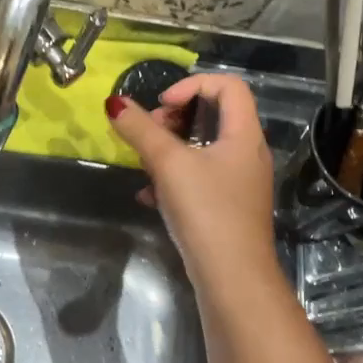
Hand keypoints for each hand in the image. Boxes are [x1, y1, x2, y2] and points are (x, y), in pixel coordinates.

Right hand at [108, 74, 275, 274]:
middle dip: (175, 119)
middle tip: (148, 134)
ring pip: (202, 150)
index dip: (192, 85)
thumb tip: (115, 103)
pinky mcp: (226, 208)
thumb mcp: (168, 165)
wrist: (232, 277)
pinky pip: (199, 180)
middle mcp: (247, 154)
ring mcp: (238, 183)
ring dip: (169, 150)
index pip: (228, 86)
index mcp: (244, 135)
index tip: (161, 106)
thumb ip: (140, 131)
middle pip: (213, 116)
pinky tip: (148, 197)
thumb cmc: (207, 211)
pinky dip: (173, 179)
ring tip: (145, 164)